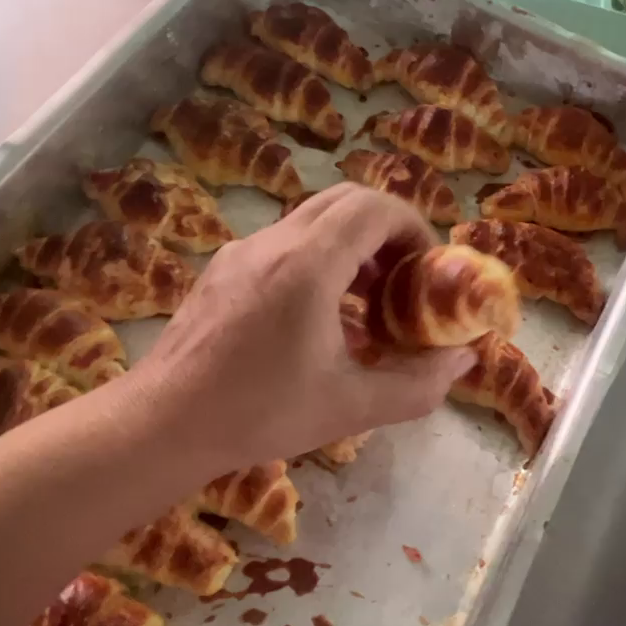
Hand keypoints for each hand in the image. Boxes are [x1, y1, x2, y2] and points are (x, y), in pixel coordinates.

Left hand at [119, 184, 475, 482]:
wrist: (162, 424)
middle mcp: (274, 242)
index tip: (429, 272)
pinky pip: (286, 244)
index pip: (374, 207)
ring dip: (354, 247)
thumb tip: (463, 361)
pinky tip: (323, 320)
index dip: (414, 228)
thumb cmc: (260, 413)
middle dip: (388, 232)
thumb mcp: (352, 407)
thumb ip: (417, 384)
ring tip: (371, 304)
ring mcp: (242, 252)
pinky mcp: (224, 270)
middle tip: (407, 280)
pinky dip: (321, 262)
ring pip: (314, 221)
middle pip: (346, 201)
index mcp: (308, 264)